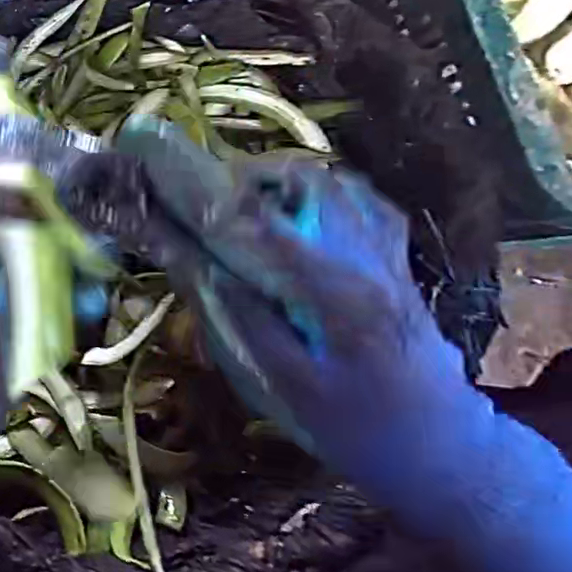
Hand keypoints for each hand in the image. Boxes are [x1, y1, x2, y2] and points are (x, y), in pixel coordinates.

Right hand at [116, 132, 571, 571]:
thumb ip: (214, 298)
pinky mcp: (384, 229)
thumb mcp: (262, 372)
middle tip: (158, 191)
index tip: (135, 134)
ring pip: (297, 172)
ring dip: (239, 180)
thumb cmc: (338, 420)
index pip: (239, 214)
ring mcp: (379, 231)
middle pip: (271, 178)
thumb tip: (159, 234)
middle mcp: (360, 244)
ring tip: (207, 214)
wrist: (436, 438)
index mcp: (328, 291)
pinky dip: (276, 183)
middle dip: (204, 174)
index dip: (183, 172)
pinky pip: (320, 182)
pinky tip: (260, 209)